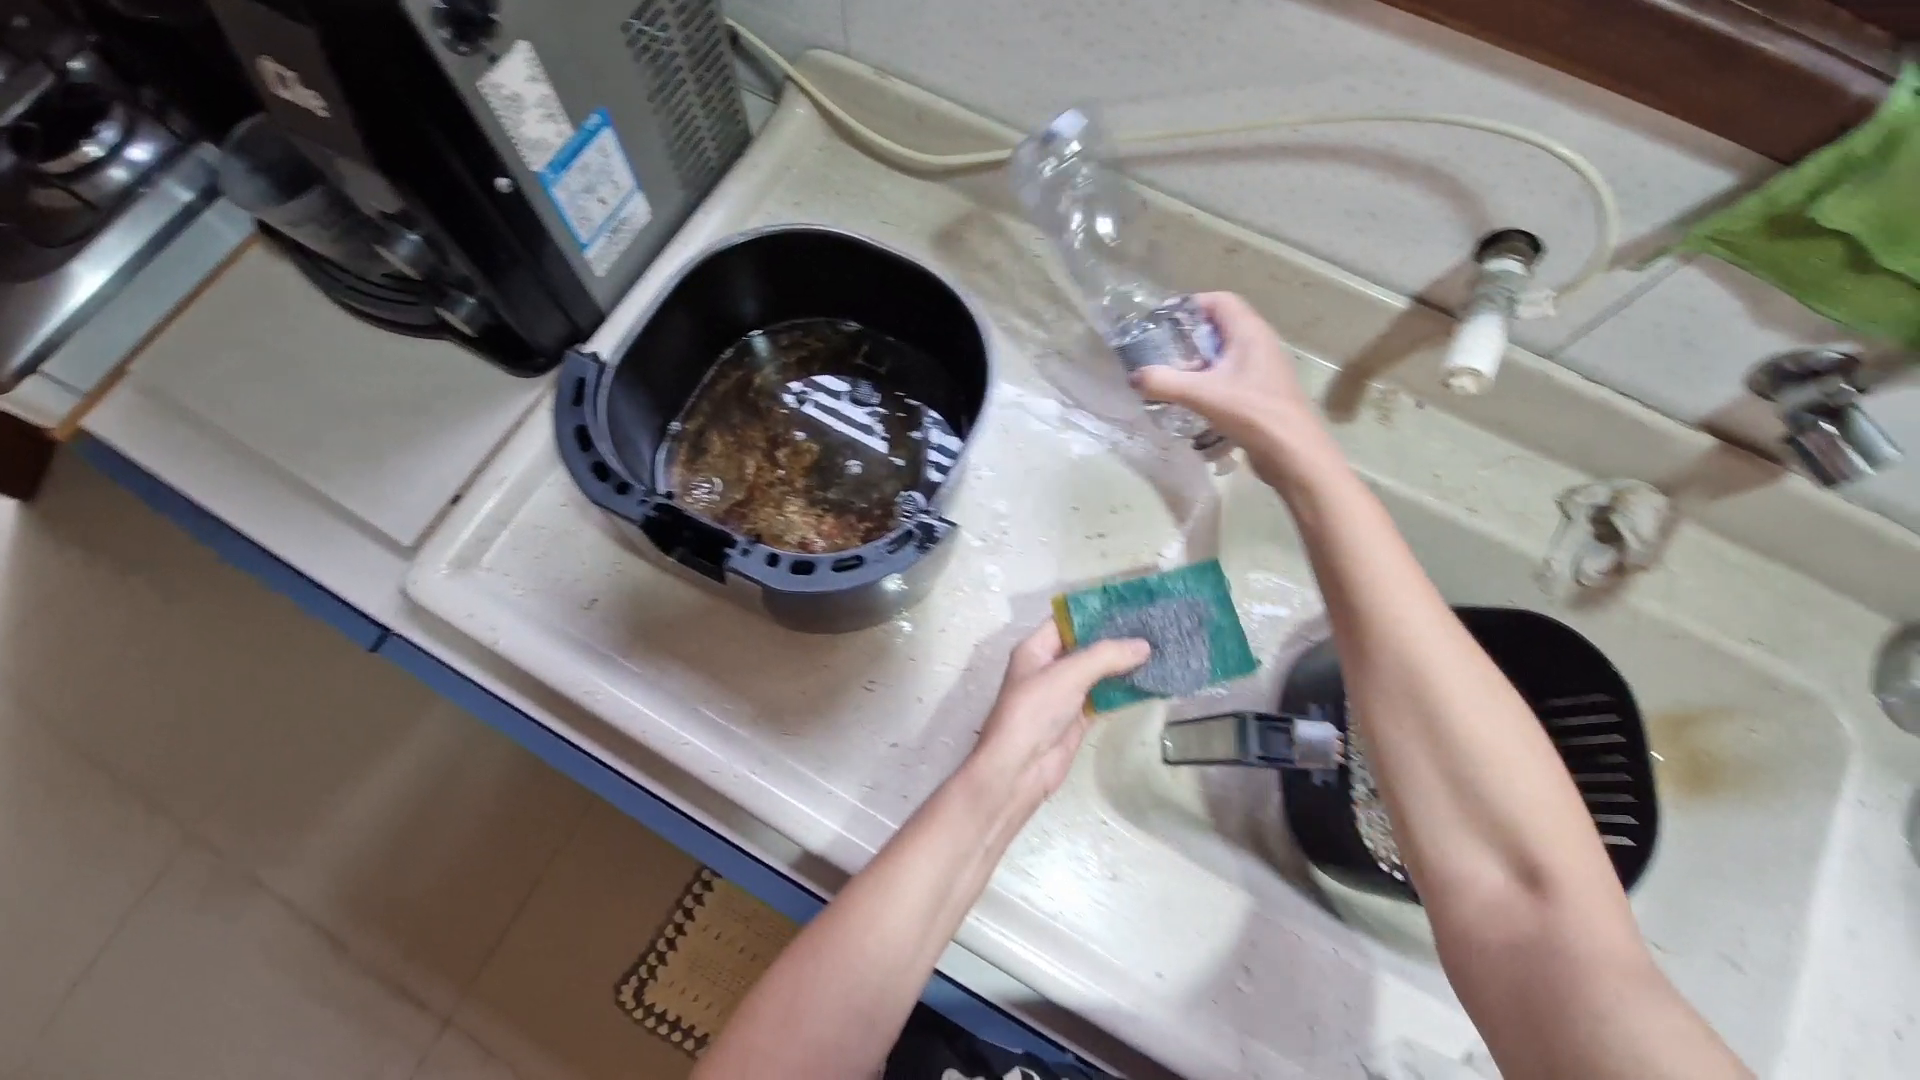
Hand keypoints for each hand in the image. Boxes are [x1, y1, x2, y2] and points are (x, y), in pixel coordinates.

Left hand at [971, 622, 1149, 800]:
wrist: (1019, 769)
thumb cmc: (1034, 711)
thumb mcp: (1068, 674)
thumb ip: (1106, 656)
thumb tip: (1144, 645)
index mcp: (1036, 649)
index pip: (1067, 621)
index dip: (1096, 613)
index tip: (1130, 605)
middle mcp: (1049, 668)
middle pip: (1086, 646)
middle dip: (1116, 639)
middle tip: (1153, 627)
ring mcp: (1064, 694)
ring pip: (1098, 673)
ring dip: (1124, 665)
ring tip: (1159, 650)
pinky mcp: (1077, 718)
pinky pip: (1104, 697)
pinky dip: (1124, 691)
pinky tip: (1150, 681)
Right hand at [1133, 292, 1339, 486]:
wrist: (1294, 453)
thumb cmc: (1252, 412)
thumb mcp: (1202, 394)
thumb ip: (1164, 382)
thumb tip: (1135, 377)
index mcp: (1250, 333)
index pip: (1219, 301)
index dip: (1190, 306)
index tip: (1162, 322)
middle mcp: (1259, 345)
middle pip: (1219, 328)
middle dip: (1188, 339)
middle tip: (1161, 354)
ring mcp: (1263, 370)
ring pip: (1224, 356)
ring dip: (1198, 365)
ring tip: (1172, 380)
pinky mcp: (1262, 394)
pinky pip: (1230, 378)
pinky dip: (1209, 384)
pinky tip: (1193, 403)